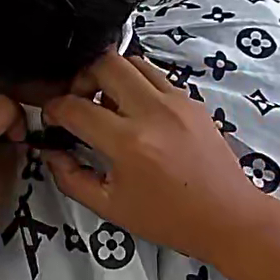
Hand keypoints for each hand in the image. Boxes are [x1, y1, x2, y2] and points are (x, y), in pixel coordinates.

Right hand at [41, 53, 278, 261]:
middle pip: (105, 64)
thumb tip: (52, 153)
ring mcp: (177, 102)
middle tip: (79, 101)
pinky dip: (137, 84)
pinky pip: (156, 76)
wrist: (227, 217)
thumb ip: (71, 178)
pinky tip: (134, 111)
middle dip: (82, 78)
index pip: (76, 107)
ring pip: (133, 61)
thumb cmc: (169, 218)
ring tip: (106, 104)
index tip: (52, 119)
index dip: (54, 110)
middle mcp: (153, 112)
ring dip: (111, 76)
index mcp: (129, 143)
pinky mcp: (192, 101)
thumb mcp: (109, 207)